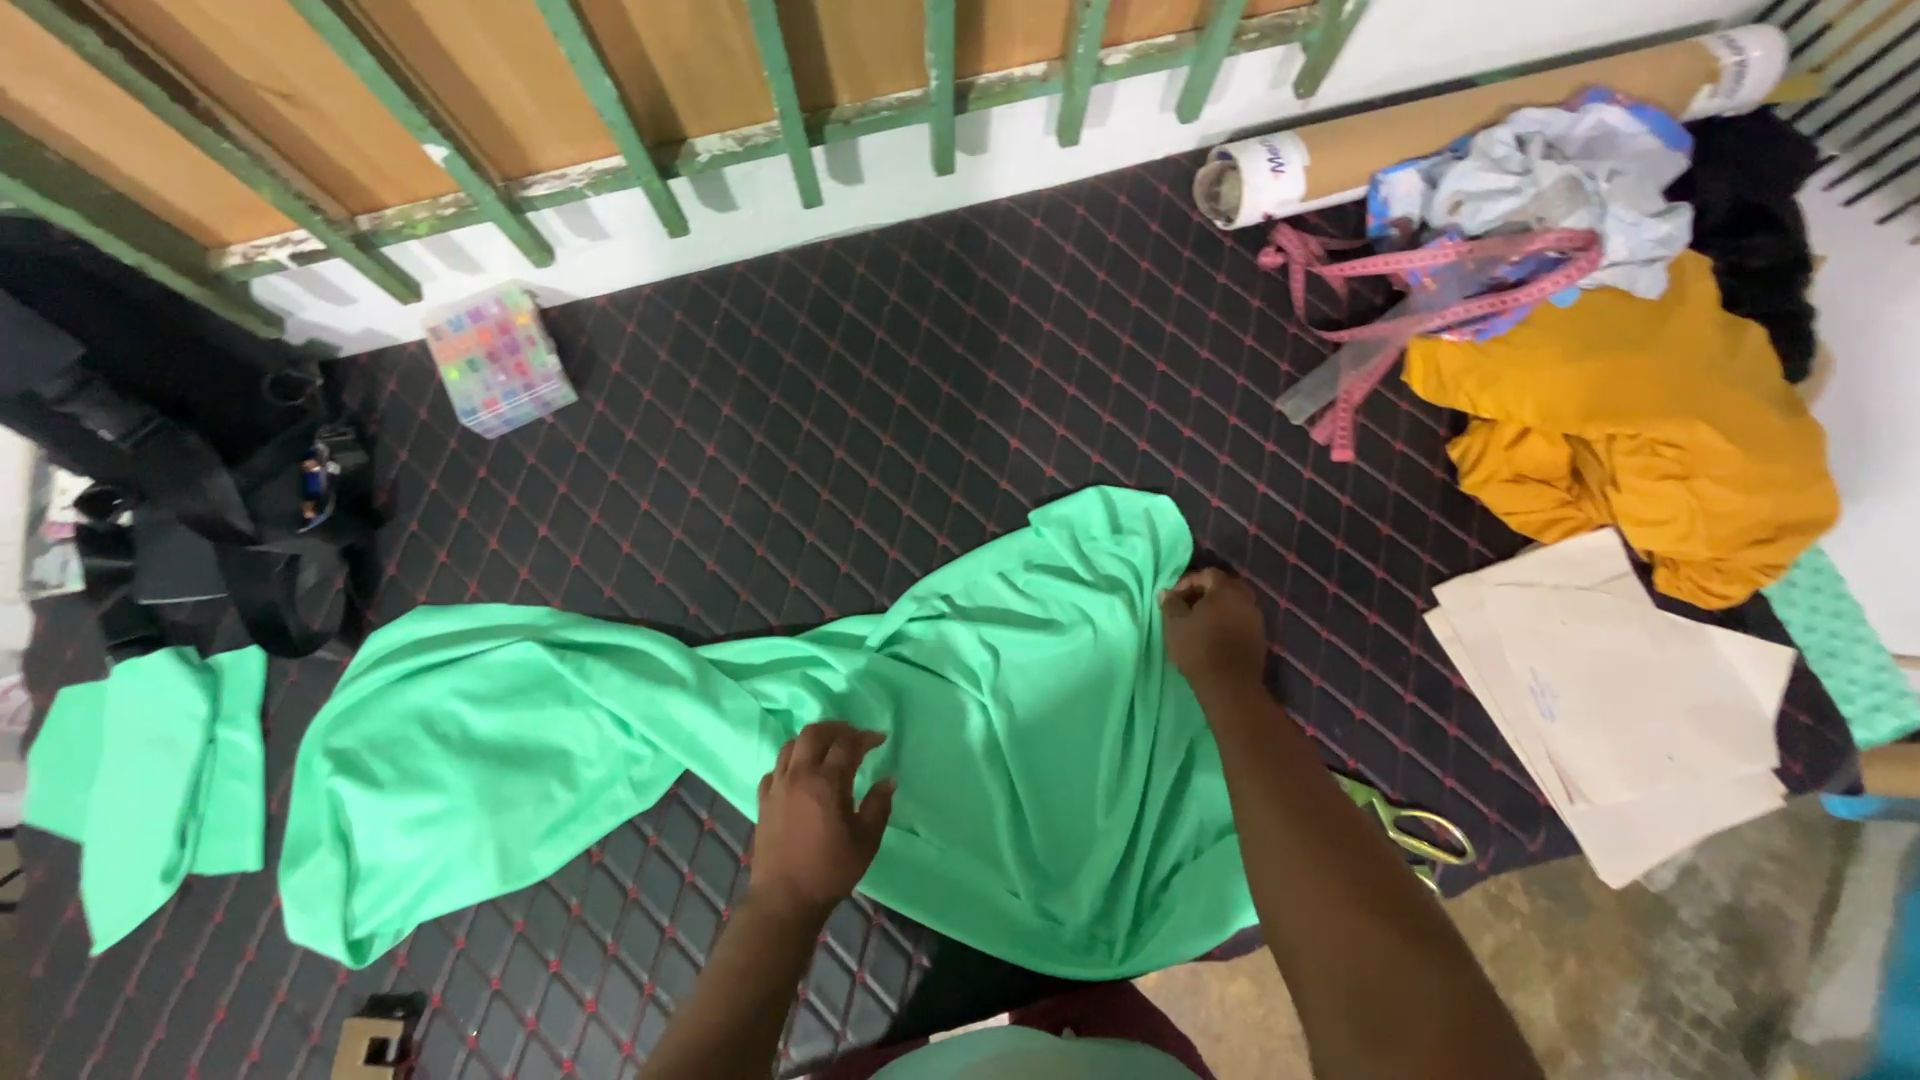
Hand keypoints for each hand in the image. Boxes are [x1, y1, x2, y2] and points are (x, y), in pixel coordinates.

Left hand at [748, 721, 895, 918]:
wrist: (785, 899)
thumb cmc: (831, 870)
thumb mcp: (866, 840)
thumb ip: (878, 805)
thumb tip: (888, 779)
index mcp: (826, 782)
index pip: (848, 744)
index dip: (866, 737)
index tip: (879, 739)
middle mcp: (799, 776)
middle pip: (814, 733)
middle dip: (836, 728)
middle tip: (853, 735)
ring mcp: (777, 787)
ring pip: (791, 745)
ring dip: (812, 740)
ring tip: (827, 749)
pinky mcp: (763, 801)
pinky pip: (775, 769)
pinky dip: (790, 762)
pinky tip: (800, 774)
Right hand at [1160, 568, 1268, 693]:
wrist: (1229, 684)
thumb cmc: (1199, 648)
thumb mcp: (1175, 625)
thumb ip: (1171, 604)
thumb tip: (1167, 592)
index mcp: (1226, 590)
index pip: (1208, 573)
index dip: (1188, 581)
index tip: (1174, 598)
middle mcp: (1246, 599)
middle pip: (1225, 586)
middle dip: (1205, 593)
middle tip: (1188, 606)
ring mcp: (1256, 618)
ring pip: (1235, 604)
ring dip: (1218, 608)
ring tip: (1200, 622)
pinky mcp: (1259, 637)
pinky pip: (1241, 620)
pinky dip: (1228, 621)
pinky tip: (1215, 635)